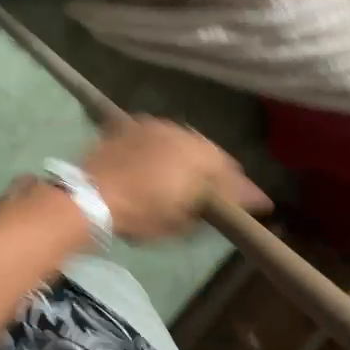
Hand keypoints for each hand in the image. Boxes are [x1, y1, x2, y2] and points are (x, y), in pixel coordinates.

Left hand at [80, 116, 266, 239]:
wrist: (89, 194)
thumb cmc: (139, 214)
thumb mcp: (180, 224)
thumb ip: (207, 211)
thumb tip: (224, 208)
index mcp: (201, 157)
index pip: (234, 175)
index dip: (247, 192)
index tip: (259, 204)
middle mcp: (182, 133)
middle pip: (208, 152)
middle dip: (216, 171)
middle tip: (219, 190)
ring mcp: (154, 125)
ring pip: (182, 140)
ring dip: (187, 156)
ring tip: (186, 175)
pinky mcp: (129, 125)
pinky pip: (154, 136)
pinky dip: (160, 148)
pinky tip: (157, 161)